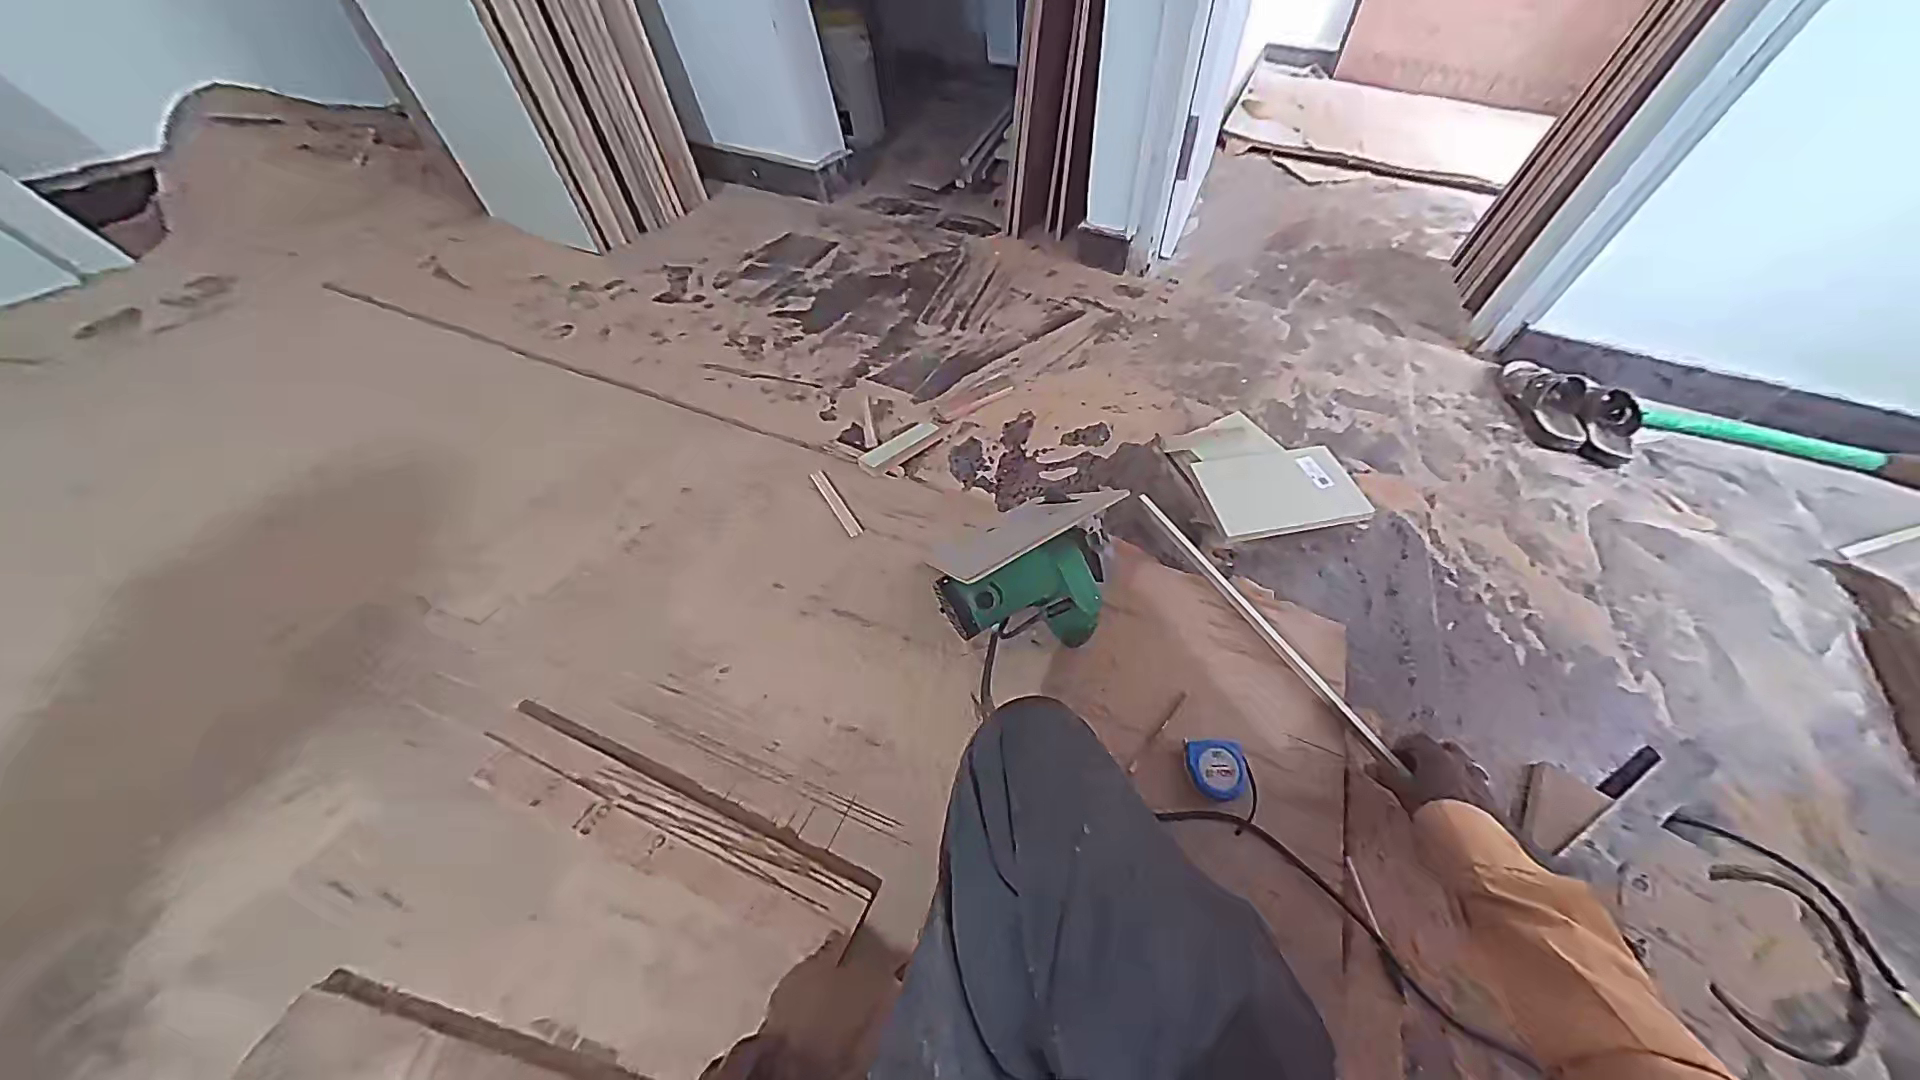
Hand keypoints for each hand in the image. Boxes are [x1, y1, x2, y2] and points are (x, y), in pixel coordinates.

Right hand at [1367, 734, 1498, 816]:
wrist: (1473, 837)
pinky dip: (1461, 788)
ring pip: (1458, 766)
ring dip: (1447, 772)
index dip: (1401, 747)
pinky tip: (1453, 803)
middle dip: (1428, 757)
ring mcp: (1476, 777)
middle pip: (1440, 749)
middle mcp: (1457, 760)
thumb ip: (1387, 776)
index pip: (1414, 739)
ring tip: (1435, 789)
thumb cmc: (1432, 807)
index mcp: (1434, 753)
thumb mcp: (1403, 791)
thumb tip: (1370, 766)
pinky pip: (1471, 784)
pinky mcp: (1489, 795)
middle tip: (1416, 773)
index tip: (1392, 760)